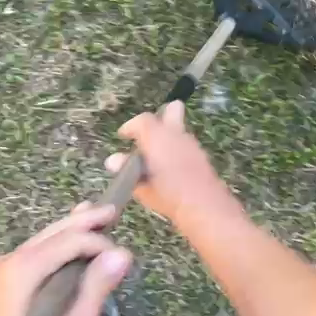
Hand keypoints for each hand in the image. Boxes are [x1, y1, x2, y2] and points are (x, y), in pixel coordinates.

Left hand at [0, 204, 132, 315]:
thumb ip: (97, 285)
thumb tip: (122, 253)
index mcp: (22, 267)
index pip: (68, 240)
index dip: (97, 241)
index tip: (122, 254)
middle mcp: (7, 261)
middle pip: (51, 233)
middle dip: (81, 221)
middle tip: (110, 210)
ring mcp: (0, 271)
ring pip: (40, 242)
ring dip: (67, 232)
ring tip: (91, 217)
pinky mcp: (0, 284)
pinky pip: (31, 255)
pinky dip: (53, 248)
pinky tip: (66, 245)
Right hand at [106, 101, 240, 224]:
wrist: (203, 205)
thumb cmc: (166, 194)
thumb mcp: (140, 184)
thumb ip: (126, 169)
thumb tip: (112, 161)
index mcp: (156, 136)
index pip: (142, 120)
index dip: (131, 126)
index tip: (123, 135)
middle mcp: (175, 134)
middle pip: (172, 110)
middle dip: (161, 116)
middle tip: (149, 132)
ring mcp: (192, 144)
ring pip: (179, 130)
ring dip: (168, 136)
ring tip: (157, 154)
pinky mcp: (202, 156)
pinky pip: (186, 145)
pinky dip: (177, 149)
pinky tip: (171, 167)